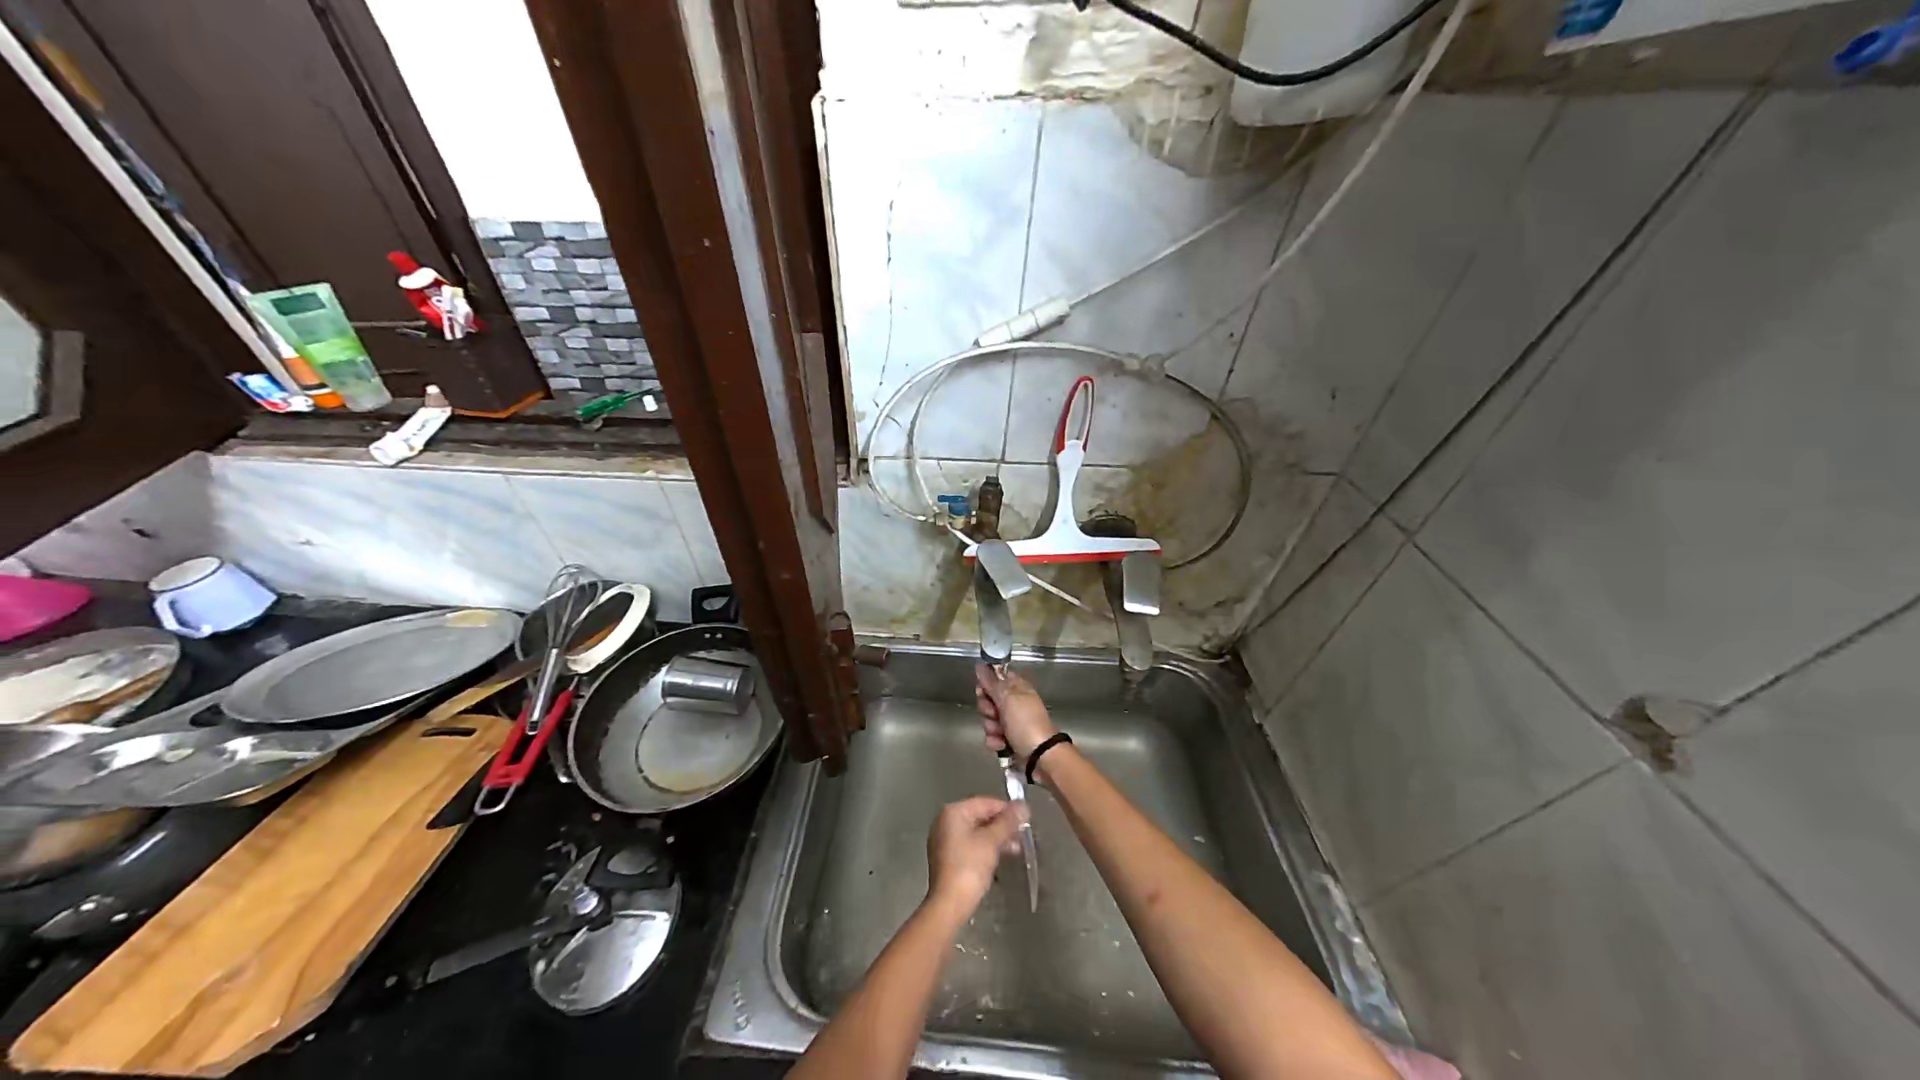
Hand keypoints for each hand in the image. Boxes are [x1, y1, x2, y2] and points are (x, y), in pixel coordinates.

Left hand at [925, 796, 1026, 915]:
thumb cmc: (970, 866)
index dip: (1006, 809)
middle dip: (1002, 825)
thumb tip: (1023, 805)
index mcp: (953, 812)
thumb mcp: (992, 841)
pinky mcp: (947, 857)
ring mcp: (945, 840)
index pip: (984, 802)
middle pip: (980, 816)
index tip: (1025, 819)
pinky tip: (1002, 856)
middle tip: (1023, 834)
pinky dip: (986, 848)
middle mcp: (945, 822)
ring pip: (976, 832)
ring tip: (1017, 848)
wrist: (950, 904)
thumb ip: (1008, 822)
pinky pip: (970, 845)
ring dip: (997, 838)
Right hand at [974, 663, 1057, 759]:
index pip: (995, 679)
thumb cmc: (1025, 723)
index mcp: (1017, 688)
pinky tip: (1002, 744)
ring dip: (991, 728)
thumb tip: (980, 664)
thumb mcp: (1008, 698)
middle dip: (987, 710)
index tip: (982, 692)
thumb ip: (991, 682)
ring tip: (1002, 733)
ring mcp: (1011, 722)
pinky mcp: (1008, 739)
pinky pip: (992, 736)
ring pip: (988, 720)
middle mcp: (1014, 703)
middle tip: (995, 714)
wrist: (1040, 756)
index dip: (986, 686)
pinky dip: (995, 741)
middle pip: (988, 701)